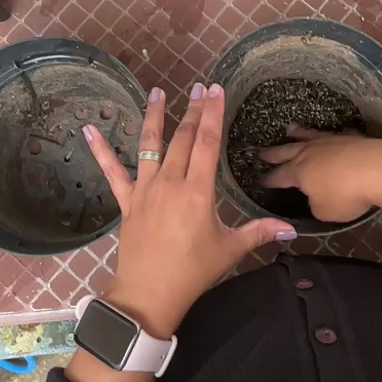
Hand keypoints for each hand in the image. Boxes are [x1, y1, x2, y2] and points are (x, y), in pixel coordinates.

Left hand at [82, 82, 293, 338]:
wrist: (149, 294)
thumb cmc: (193, 272)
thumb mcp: (230, 250)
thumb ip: (259, 233)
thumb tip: (293, 230)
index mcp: (197, 191)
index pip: (207, 142)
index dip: (212, 114)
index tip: (215, 90)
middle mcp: (170, 182)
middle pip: (183, 138)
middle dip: (193, 111)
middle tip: (199, 87)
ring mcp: (145, 190)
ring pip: (150, 145)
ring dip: (155, 117)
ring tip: (158, 92)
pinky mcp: (127, 201)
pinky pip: (112, 171)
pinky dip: (100, 150)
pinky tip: (88, 129)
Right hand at [257, 126, 381, 228]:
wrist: (379, 169)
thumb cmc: (346, 195)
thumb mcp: (324, 211)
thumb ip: (315, 204)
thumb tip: (316, 196)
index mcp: (299, 172)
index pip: (279, 176)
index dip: (269, 179)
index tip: (260, 180)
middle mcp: (311, 153)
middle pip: (287, 151)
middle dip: (274, 153)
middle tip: (261, 152)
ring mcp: (332, 142)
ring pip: (311, 136)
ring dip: (300, 133)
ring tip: (290, 129)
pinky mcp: (353, 139)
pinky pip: (340, 135)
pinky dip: (336, 136)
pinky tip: (339, 134)